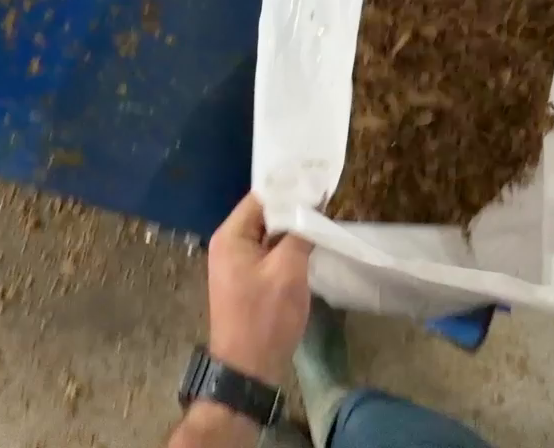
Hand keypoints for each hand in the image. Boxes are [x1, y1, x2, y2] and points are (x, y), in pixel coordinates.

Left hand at [205, 193, 312, 385]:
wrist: (248, 372)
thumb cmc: (265, 318)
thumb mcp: (288, 272)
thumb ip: (299, 234)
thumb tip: (312, 207)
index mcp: (231, 236)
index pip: (261, 197)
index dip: (289, 188)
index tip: (317, 180)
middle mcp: (228, 244)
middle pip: (264, 214)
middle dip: (293, 208)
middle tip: (325, 197)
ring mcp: (236, 263)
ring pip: (268, 233)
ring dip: (292, 228)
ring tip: (322, 216)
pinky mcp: (247, 279)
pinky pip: (268, 252)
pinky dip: (286, 246)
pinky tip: (309, 243)